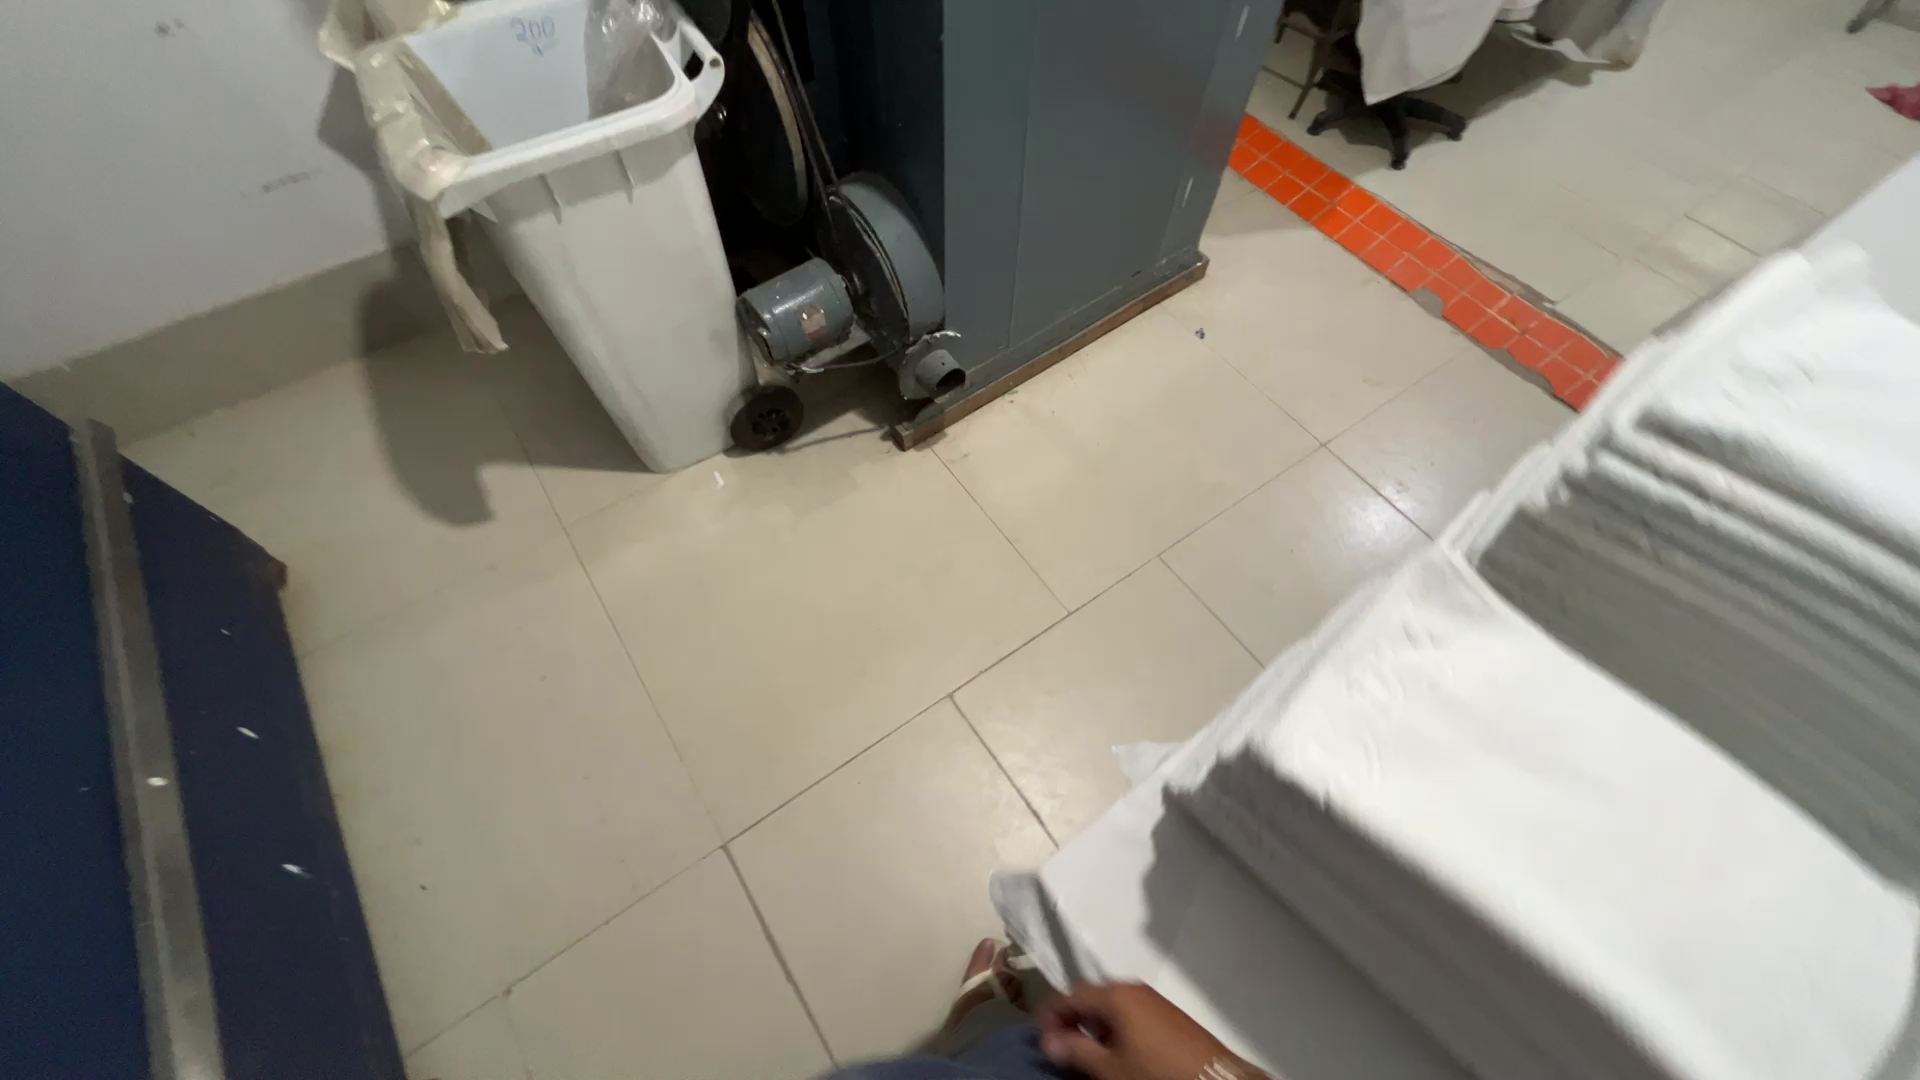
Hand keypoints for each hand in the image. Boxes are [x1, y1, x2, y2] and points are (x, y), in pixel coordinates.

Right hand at [1036, 982, 1258, 1079]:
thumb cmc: (1155, 1075)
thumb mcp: (1111, 1070)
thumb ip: (1077, 1052)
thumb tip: (1049, 1042)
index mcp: (1114, 994)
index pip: (1070, 995)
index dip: (1051, 1015)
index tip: (1039, 1040)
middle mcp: (1131, 987)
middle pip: (1090, 996)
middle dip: (1071, 1019)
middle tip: (1060, 1048)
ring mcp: (1151, 999)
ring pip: (1110, 1005)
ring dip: (1093, 1025)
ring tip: (1086, 1054)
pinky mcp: (1167, 1014)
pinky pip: (1129, 1013)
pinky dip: (1114, 1028)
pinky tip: (1115, 1052)